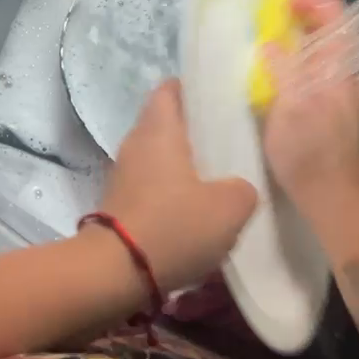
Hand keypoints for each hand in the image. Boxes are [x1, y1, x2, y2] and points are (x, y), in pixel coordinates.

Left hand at [98, 80, 255, 291]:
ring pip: (159, 156)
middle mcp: (135, 145)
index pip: (170, 90)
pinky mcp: (120, 203)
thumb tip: (235, 187)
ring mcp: (123, 175)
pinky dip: (172, 189)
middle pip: (165, 123)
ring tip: (222, 175)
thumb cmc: (174, 226)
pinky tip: (197, 207)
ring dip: (184, 163)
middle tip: (233, 139)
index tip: (222, 96)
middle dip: (195, 129)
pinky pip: (151, 184)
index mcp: (159, 130)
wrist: (116, 271)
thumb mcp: (231, 206)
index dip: (194, 87)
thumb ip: (242, 187)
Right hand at [262, 0, 358, 212]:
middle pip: (330, 29)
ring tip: (265, 38)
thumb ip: (282, 69)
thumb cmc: (308, 151)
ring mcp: (340, 87)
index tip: (279, 0)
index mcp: (341, 65)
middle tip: (266, 16)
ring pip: (322, 48)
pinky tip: (273, 71)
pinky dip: (295, 58)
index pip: (335, 15)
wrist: (330, 192)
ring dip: (296, 37)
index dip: (310, 0)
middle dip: (300, 15)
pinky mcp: (330, 103)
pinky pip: (315, 67)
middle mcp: (346, 70)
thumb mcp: (290, 107)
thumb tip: (270, 44)